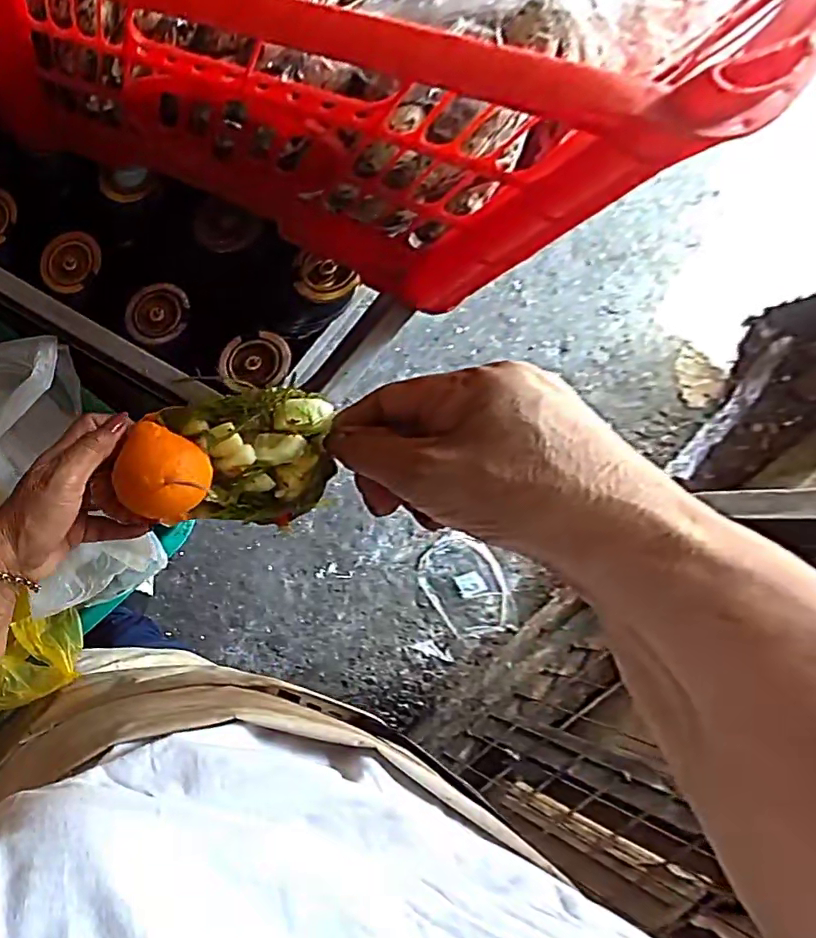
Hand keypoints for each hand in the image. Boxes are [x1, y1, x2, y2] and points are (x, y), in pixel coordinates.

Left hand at [0, 413, 152, 581]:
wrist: (11, 559)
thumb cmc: (30, 516)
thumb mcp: (64, 477)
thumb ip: (91, 449)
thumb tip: (120, 422)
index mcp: (61, 459)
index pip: (90, 429)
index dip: (116, 426)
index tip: (144, 433)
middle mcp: (66, 478)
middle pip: (104, 461)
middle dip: (129, 464)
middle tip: (155, 469)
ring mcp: (70, 504)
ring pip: (107, 494)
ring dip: (130, 497)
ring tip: (153, 501)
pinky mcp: (74, 528)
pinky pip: (105, 523)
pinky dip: (123, 525)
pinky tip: (141, 527)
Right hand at [327, 361, 685, 562]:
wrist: (619, 535)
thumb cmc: (530, 496)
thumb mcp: (416, 472)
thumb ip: (363, 451)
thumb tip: (338, 441)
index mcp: (476, 382)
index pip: (384, 400)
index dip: (352, 435)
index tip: (338, 465)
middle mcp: (507, 389)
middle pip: (411, 424)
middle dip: (389, 466)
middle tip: (386, 500)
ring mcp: (530, 417)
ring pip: (438, 446)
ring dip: (418, 481)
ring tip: (429, 510)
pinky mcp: (544, 447)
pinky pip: (471, 459)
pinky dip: (451, 485)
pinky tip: (458, 509)